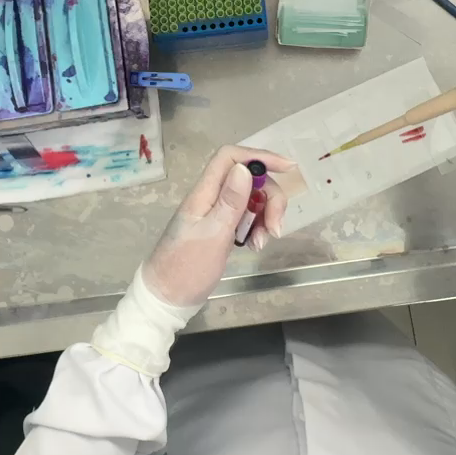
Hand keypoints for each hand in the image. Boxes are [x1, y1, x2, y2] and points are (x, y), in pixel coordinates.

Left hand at [140, 146, 295, 306]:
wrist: (167, 298)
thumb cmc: (186, 268)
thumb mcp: (213, 235)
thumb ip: (230, 202)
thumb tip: (244, 168)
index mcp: (204, 193)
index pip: (231, 157)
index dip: (260, 156)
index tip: (288, 168)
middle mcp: (210, 197)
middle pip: (248, 179)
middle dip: (270, 198)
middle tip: (275, 228)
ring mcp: (216, 212)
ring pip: (251, 199)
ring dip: (265, 217)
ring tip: (262, 243)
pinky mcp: (221, 228)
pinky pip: (246, 217)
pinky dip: (257, 229)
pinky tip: (255, 246)